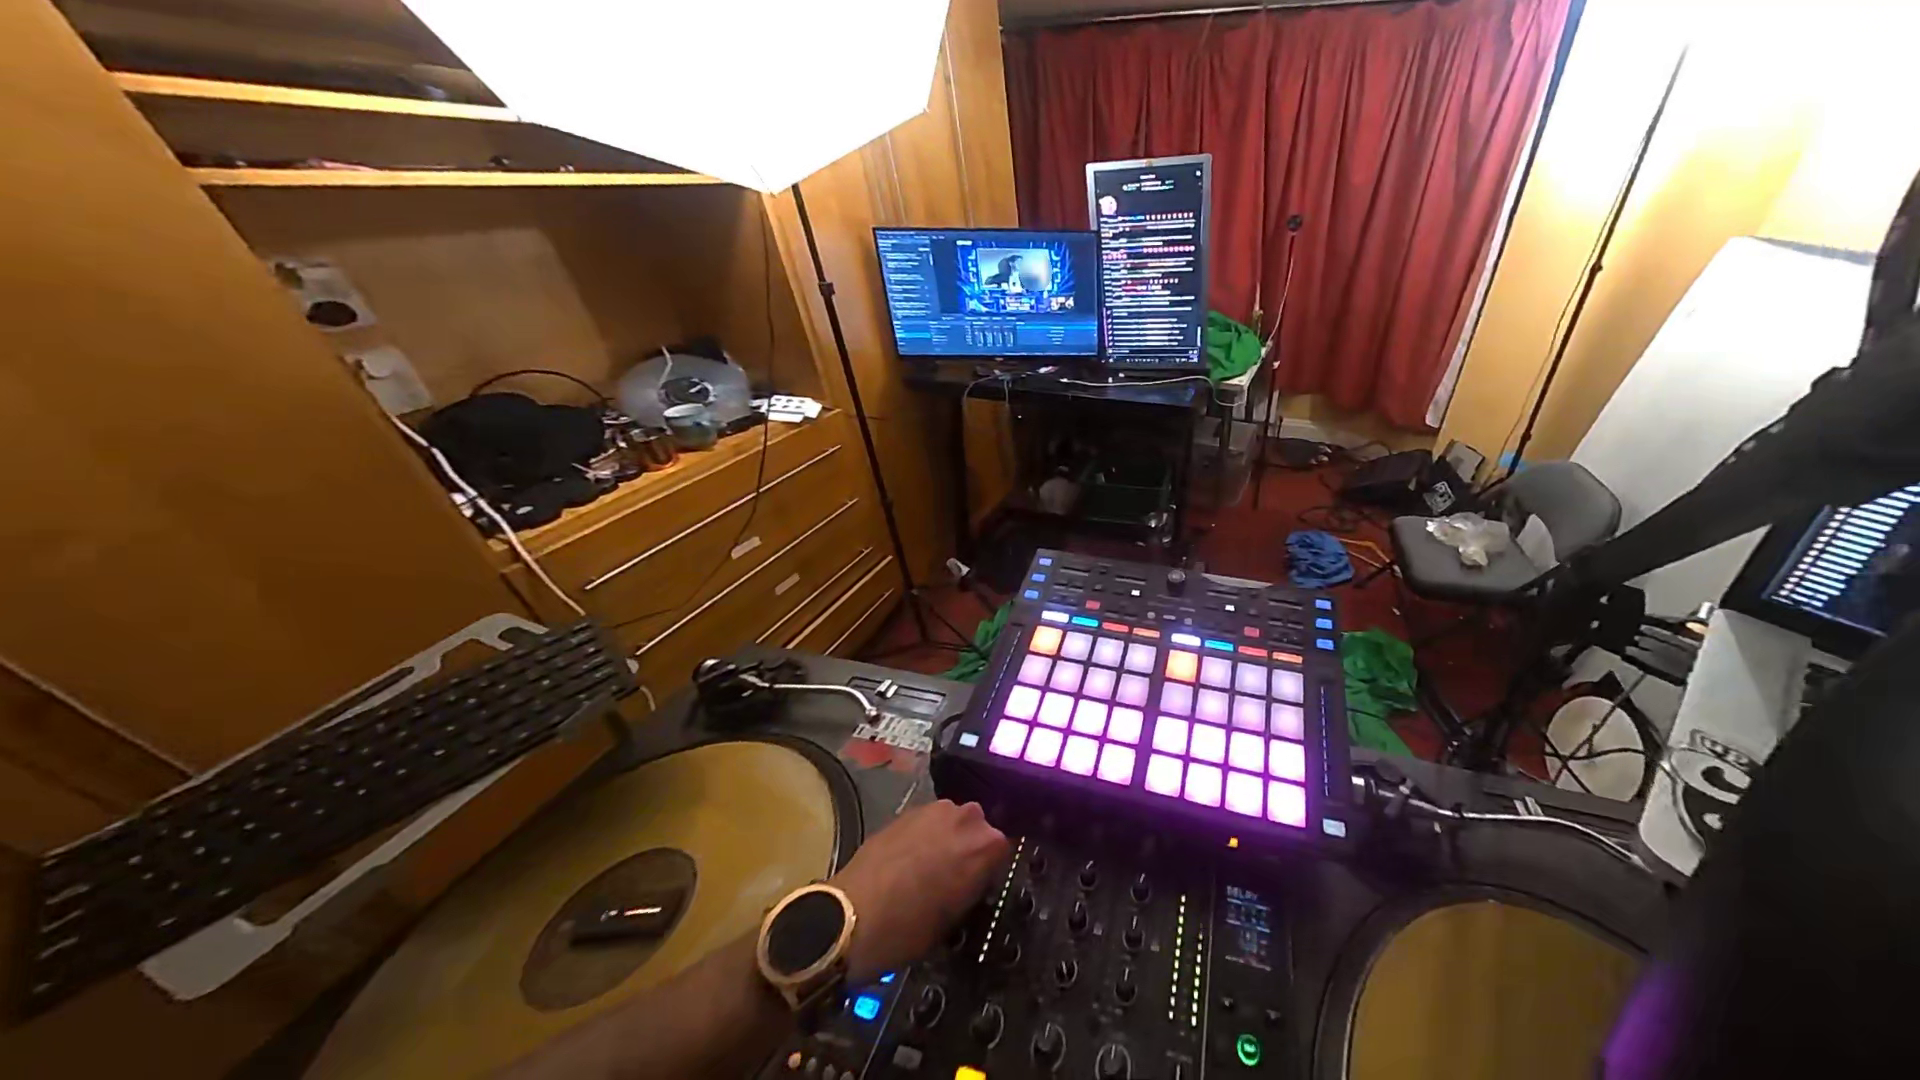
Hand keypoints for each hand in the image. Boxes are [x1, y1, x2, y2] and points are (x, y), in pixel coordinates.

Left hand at [829, 799, 1010, 981]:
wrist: (854, 915)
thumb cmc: (911, 927)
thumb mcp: (956, 916)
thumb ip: (973, 884)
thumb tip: (972, 878)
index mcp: (987, 845)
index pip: (1005, 847)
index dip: (992, 866)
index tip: (983, 881)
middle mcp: (966, 818)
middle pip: (978, 828)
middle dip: (970, 847)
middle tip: (957, 874)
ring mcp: (934, 809)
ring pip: (951, 821)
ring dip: (946, 837)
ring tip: (931, 865)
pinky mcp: (906, 810)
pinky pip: (926, 821)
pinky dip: (924, 835)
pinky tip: (910, 858)